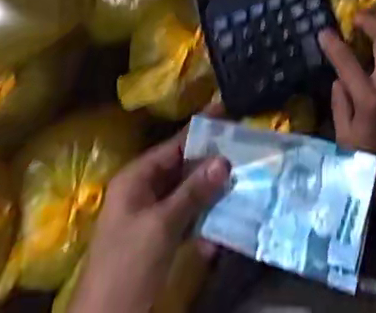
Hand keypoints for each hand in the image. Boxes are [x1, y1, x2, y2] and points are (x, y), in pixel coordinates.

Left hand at [64, 132, 229, 312]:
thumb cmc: (128, 263)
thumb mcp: (162, 226)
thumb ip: (193, 192)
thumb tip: (223, 159)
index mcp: (135, 178)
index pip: (173, 145)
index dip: (201, 129)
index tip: (229, 111)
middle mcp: (142, 191)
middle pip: (181, 167)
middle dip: (211, 160)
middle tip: (246, 147)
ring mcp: (150, 217)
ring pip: (187, 193)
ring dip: (212, 188)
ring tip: (246, 175)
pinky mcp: (159, 241)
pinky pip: (187, 218)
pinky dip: (206, 215)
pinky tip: (230, 214)